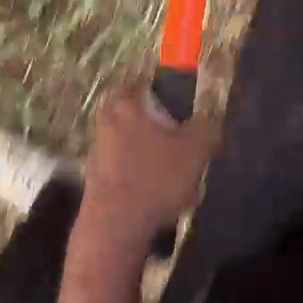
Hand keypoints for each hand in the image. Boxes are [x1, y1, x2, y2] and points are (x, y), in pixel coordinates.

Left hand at [80, 85, 218, 244]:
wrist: (116, 220)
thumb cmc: (156, 177)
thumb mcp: (194, 152)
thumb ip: (204, 129)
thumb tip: (207, 118)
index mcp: (127, 103)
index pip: (145, 82)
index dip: (165, 90)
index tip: (181, 106)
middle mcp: (107, 116)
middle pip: (137, 110)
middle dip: (158, 123)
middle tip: (181, 142)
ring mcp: (98, 143)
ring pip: (130, 136)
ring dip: (149, 149)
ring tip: (174, 172)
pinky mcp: (95, 168)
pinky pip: (123, 160)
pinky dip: (138, 169)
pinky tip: (156, 190)